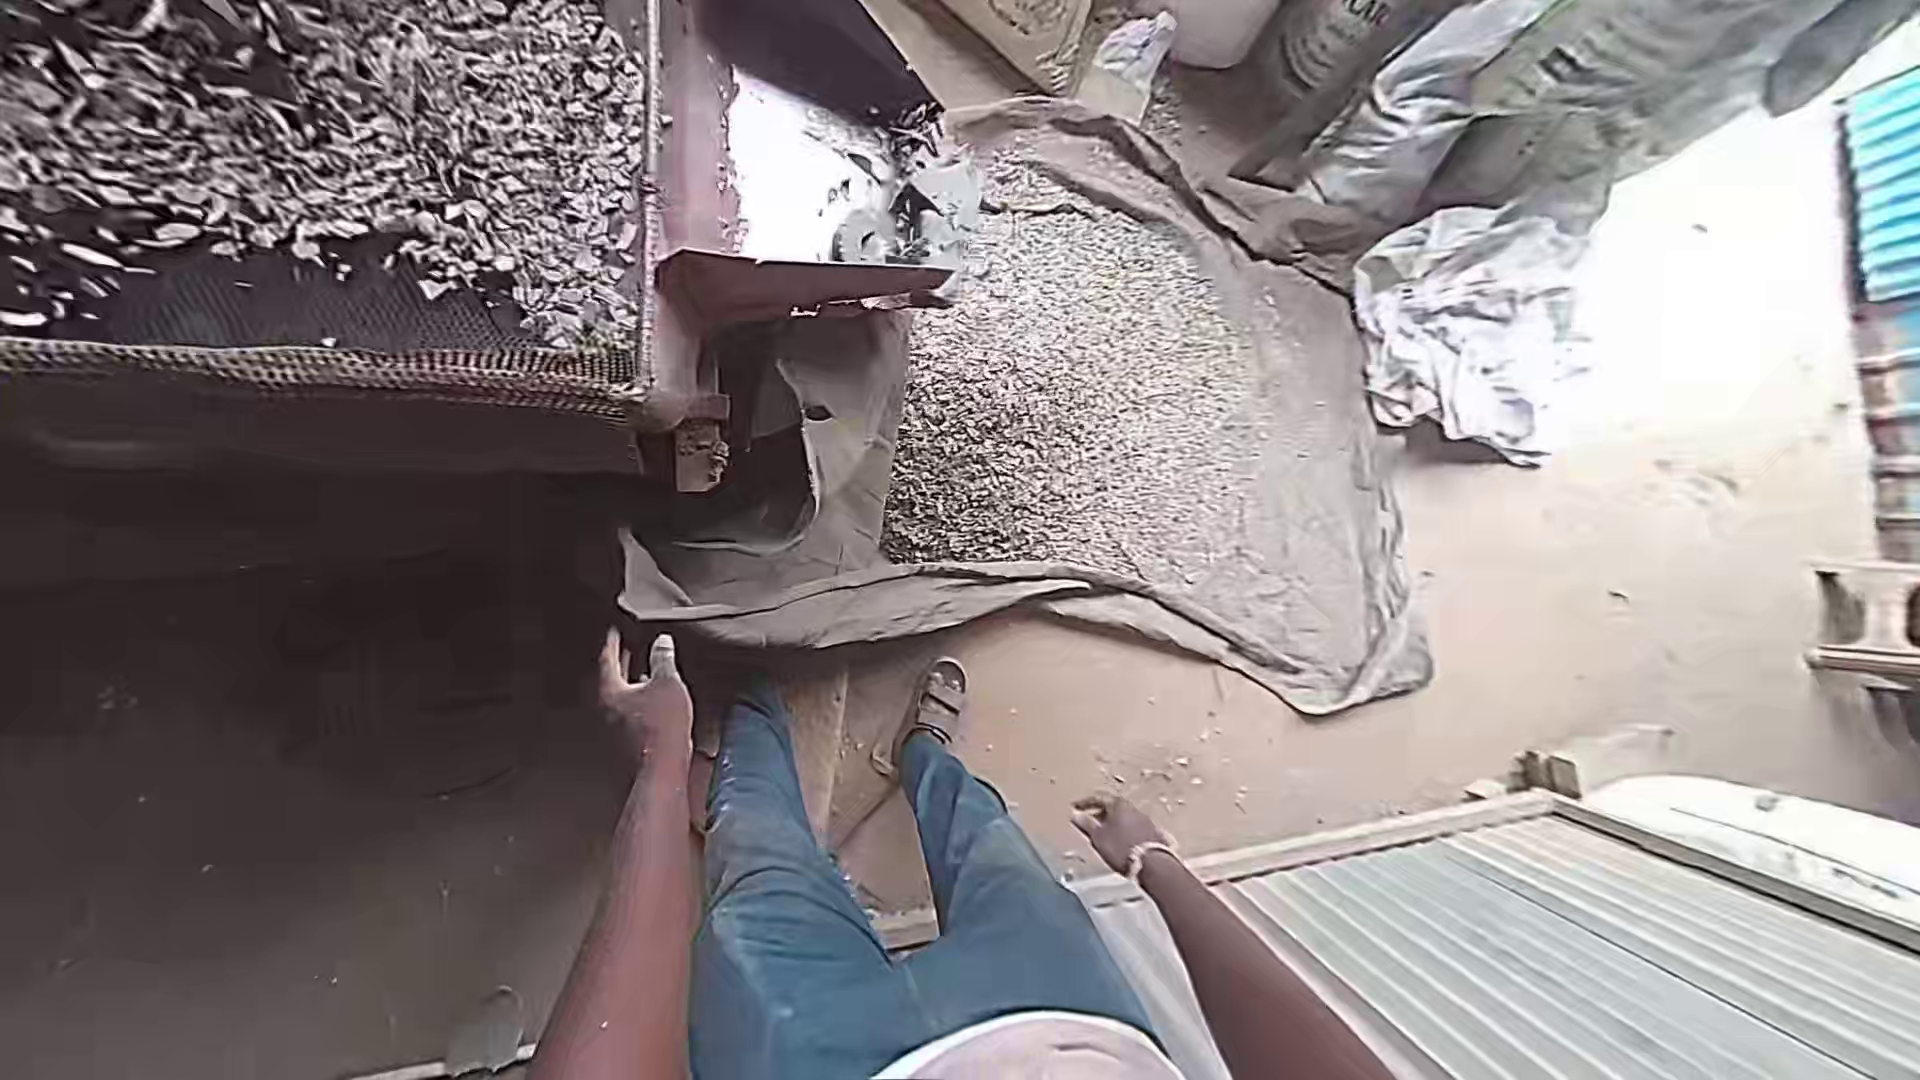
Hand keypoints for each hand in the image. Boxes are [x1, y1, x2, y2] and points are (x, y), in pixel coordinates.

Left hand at [599, 628, 693, 764]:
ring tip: (644, 670)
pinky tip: (653, 697)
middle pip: (612, 678)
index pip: (608, 660)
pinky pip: (631, 709)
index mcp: (611, 691)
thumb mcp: (668, 683)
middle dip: (621, 662)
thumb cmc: (662, 724)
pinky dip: (639, 698)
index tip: (614, 633)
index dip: (613, 644)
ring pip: (621, 695)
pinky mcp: (627, 737)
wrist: (662, 764)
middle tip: (627, 648)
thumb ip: (663, 660)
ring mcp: (615, 724)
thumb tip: (662, 641)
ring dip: (631, 681)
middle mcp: (607, 708)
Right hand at [1071, 792, 1171, 874]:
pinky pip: (1134, 827)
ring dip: (1113, 822)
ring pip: (1124, 817)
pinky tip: (1122, 840)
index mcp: (1118, 804)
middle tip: (1090, 821)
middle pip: (1113, 806)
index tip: (1076, 807)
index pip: (1098, 797)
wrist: (1153, 864)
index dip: (1085, 802)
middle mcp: (1132, 808)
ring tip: (1105, 833)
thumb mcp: (1098, 837)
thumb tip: (1075, 815)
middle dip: (1100, 813)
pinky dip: (1125, 831)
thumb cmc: (1121, 847)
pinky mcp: (1154, 833)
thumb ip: (1087, 825)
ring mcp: (1145, 820)